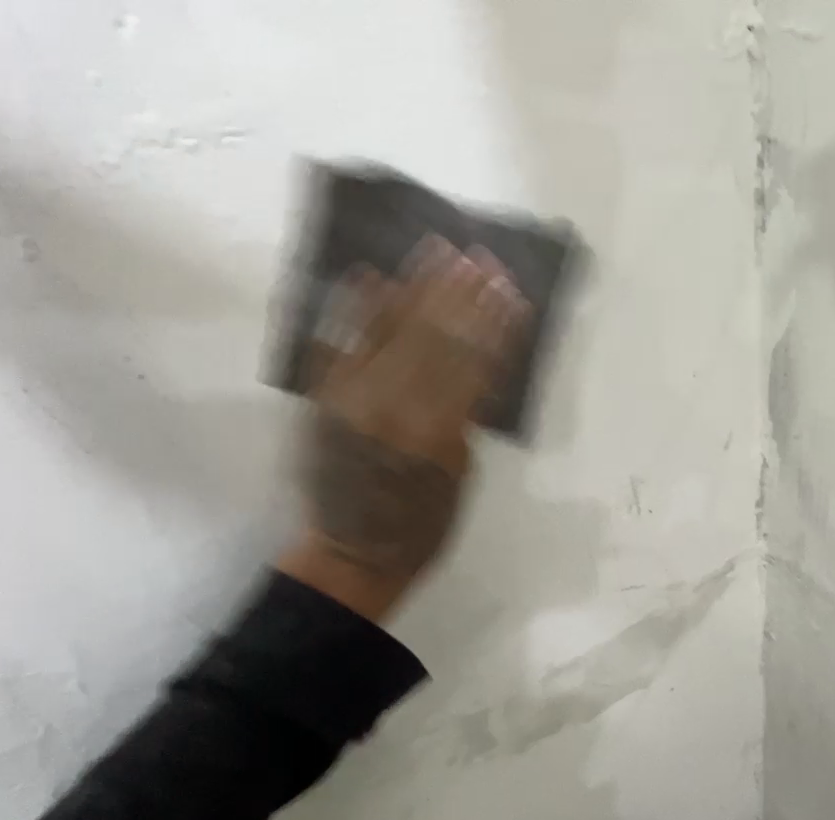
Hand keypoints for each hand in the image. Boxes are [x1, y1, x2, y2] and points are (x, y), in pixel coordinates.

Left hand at [276, 236, 527, 619]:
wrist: (350, 554)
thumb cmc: (420, 528)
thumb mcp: (460, 480)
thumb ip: (462, 423)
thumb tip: (471, 376)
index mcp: (435, 431)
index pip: (471, 362)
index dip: (493, 324)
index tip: (511, 290)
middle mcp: (392, 405)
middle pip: (434, 336)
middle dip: (462, 294)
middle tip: (482, 258)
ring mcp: (351, 396)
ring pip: (390, 329)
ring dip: (417, 288)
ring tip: (438, 250)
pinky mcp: (323, 396)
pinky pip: (339, 343)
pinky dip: (354, 308)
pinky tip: (369, 275)